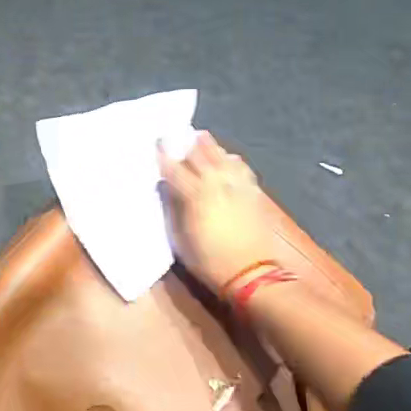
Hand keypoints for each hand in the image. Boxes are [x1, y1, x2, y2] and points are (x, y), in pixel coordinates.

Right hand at [159, 132, 298, 292]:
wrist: (252, 275)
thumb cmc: (208, 260)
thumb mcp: (180, 238)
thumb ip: (172, 207)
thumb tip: (166, 187)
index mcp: (195, 194)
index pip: (175, 169)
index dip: (164, 155)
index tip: (157, 143)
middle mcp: (217, 184)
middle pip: (201, 156)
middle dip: (188, 144)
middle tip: (178, 135)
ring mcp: (237, 187)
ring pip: (223, 158)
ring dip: (211, 147)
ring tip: (202, 138)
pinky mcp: (253, 194)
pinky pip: (242, 169)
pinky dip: (232, 160)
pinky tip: (229, 158)